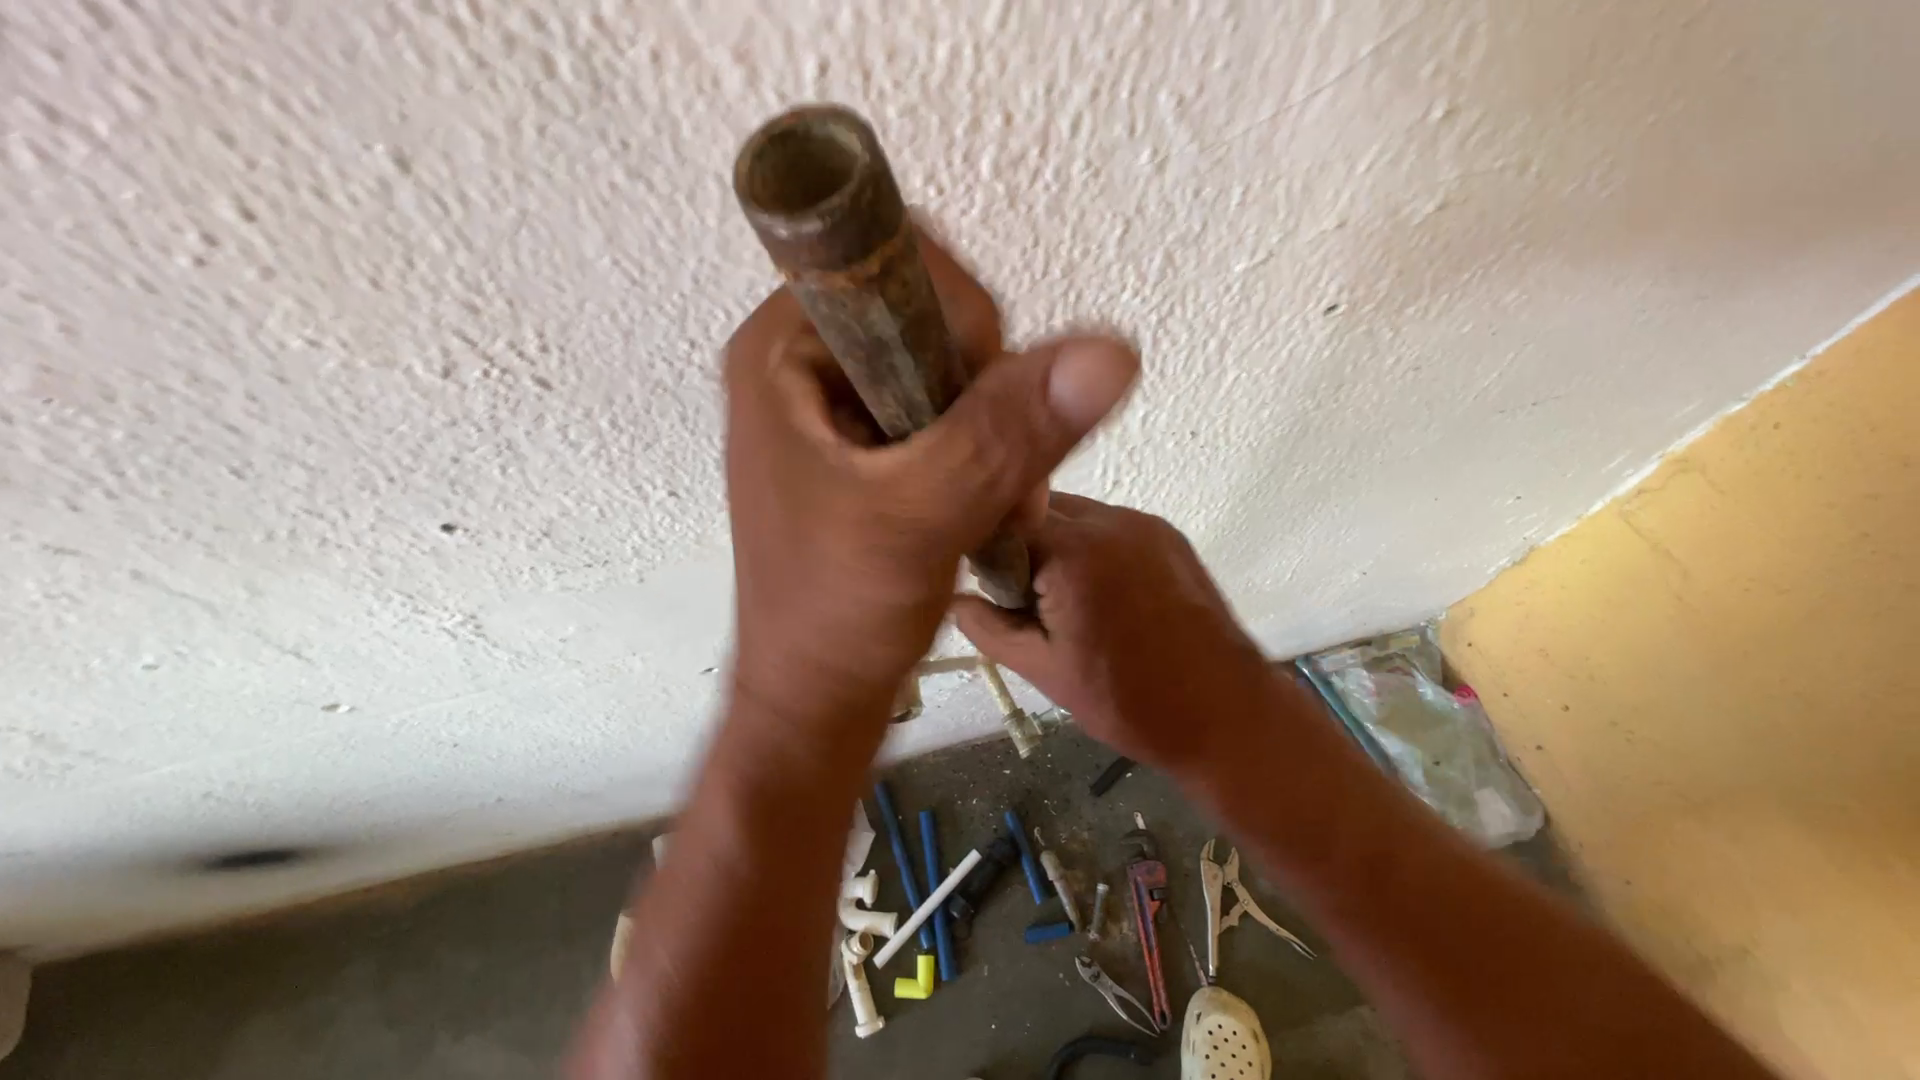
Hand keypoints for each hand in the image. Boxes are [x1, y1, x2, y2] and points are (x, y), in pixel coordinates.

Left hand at [723, 234, 1138, 733]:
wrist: (814, 700)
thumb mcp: (922, 516)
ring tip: (998, 500)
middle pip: (929, 314)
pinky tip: (986, 503)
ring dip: (993, 426)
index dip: (963, 320)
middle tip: (1000, 470)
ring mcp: (830, 403)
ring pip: (944, 366)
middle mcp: (800, 359)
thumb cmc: (838, 615)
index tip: (986, 402)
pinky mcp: (859, 444)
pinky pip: (939, 409)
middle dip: (986, 388)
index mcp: (780, 347)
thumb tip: (1110, 349)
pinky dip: (979, 448)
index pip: (896, 262)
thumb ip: (1008, 432)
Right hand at [954, 494, 1275, 773]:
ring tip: (1065, 603)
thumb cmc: (1127, 700)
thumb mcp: (1044, 671)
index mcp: (1073, 551)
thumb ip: (989, 628)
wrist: (1226, 715)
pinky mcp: (1168, 536)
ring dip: (1055, 545)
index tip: (990, 593)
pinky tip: (1099, 596)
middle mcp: (1110, 520)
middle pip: (1037, 509)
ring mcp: (1144, 524)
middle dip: (1020, 545)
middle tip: (1024, 602)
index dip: (986, 555)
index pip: (1002, 523)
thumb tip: (956, 600)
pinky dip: (1090, 549)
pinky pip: (1108, 526)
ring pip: (1073, 514)